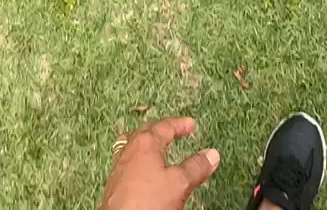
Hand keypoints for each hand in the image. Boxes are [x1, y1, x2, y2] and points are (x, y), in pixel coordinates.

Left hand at [99, 117, 220, 209]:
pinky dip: (140, 160)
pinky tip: (144, 172)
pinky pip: (129, 162)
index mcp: (145, 143)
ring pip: (135, 146)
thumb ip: (196, 167)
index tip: (191, 125)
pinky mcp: (115, 183)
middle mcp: (129, 149)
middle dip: (162, 130)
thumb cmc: (148, 201)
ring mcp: (119, 166)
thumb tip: (212, 154)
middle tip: (174, 132)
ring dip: (148, 145)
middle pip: (146, 132)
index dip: (180, 124)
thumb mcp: (179, 184)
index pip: (165, 126)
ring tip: (158, 149)